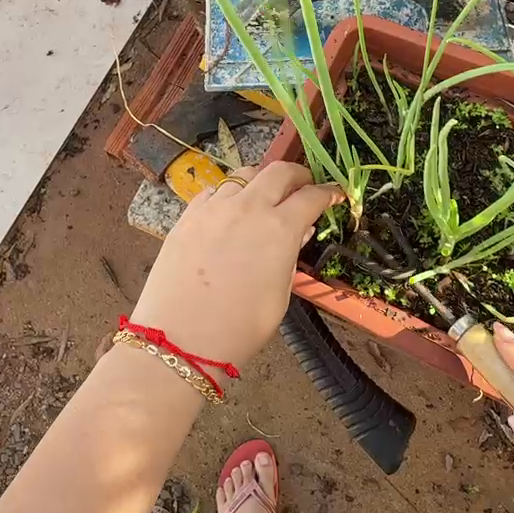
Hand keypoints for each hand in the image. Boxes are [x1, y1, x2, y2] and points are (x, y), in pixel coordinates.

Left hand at [129, 163, 342, 373]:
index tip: (334, 195)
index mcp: (278, 229)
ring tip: (265, 198)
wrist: (179, 340)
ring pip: (244, 174)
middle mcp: (248, 208)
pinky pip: (215, 191)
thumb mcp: (279, 297)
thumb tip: (300, 231)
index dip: (328, 194)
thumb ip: (291, 257)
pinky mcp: (188, 215)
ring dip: (262, 181)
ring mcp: (214, 207)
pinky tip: (230, 212)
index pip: (311, 196)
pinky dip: (230, 195)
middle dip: (298, 175)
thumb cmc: (238, 329)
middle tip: (304, 187)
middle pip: (279, 172)